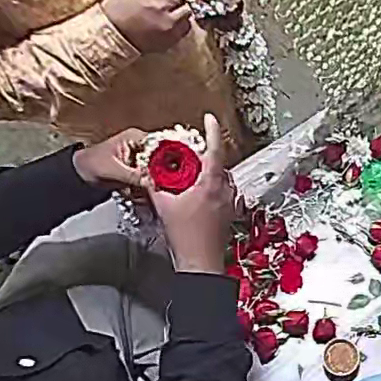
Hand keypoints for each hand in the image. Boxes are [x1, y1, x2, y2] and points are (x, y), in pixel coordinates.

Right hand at [103, 0, 191, 52]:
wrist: (110, 34)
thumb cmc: (117, 8)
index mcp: (158, 3)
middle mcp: (168, 20)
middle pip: (188, 8)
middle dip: (182, 3)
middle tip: (174, 1)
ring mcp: (170, 34)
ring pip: (187, 23)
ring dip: (182, 16)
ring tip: (172, 13)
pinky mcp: (168, 44)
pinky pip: (182, 34)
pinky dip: (179, 27)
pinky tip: (168, 24)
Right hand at [143, 113, 234, 273]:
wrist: (200, 262)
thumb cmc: (185, 237)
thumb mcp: (164, 205)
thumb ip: (156, 184)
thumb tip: (149, 172)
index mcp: (211, 184)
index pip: (215, 150)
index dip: (213, 131)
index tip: (210, 118)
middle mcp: (226, 190)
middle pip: (217, 163)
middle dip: (202, 156)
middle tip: (187, 155)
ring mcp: (231, 201)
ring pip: (220, 178)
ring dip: (206, 172)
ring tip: (189, 176)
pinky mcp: (230, 211)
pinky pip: (223, 191)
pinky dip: (211, 186)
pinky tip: (197, 194)